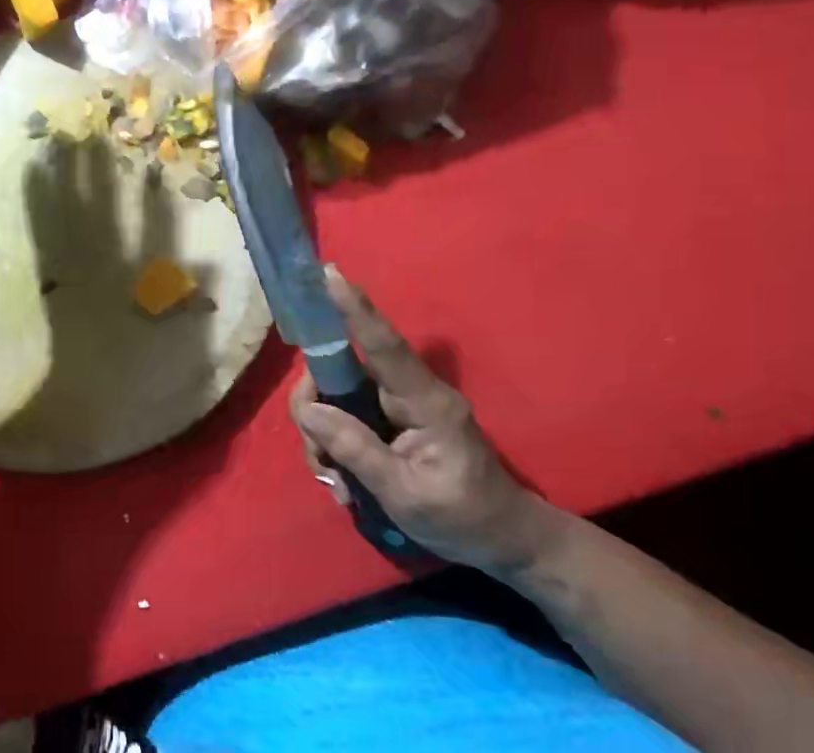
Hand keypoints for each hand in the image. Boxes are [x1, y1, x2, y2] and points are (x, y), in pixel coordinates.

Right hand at [292, 265, 568, 572]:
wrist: (503, 540)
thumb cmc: (464, 517)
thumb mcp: (405, 494)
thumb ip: (356, 448)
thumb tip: (309, 409)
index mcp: (426, 403)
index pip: (385, 346)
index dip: (355, 310)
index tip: (329, 274)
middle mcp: (408, 392)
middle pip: (338, 375)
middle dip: (314, 413)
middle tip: (320, 464)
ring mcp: (396, 403)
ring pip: (332, 398)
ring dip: (321, 438)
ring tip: (336, 483)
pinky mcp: (388, 417)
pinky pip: (341, 416)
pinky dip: (332, 446)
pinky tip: (343, 481)